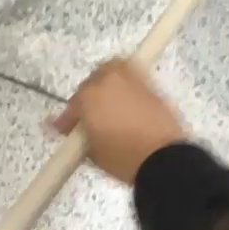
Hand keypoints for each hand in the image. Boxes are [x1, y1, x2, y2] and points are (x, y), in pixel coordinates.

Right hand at [51, 59, 186, 183]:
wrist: (163, 158)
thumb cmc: (123, 158)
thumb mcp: (93, 152)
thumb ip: (80, 135)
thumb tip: (69, 128)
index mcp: (89, 96)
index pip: (73, 105)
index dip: (67, 119)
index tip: (64, 130)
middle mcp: (109, 80)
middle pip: (92, 81)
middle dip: (88, 96)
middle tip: (89, 115)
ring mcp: (132, 79)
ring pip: (113, 71)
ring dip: (106, 83)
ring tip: (107, 104)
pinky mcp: (152, 85)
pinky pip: (132, 78)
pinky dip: (126, 87)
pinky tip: (126, 104)